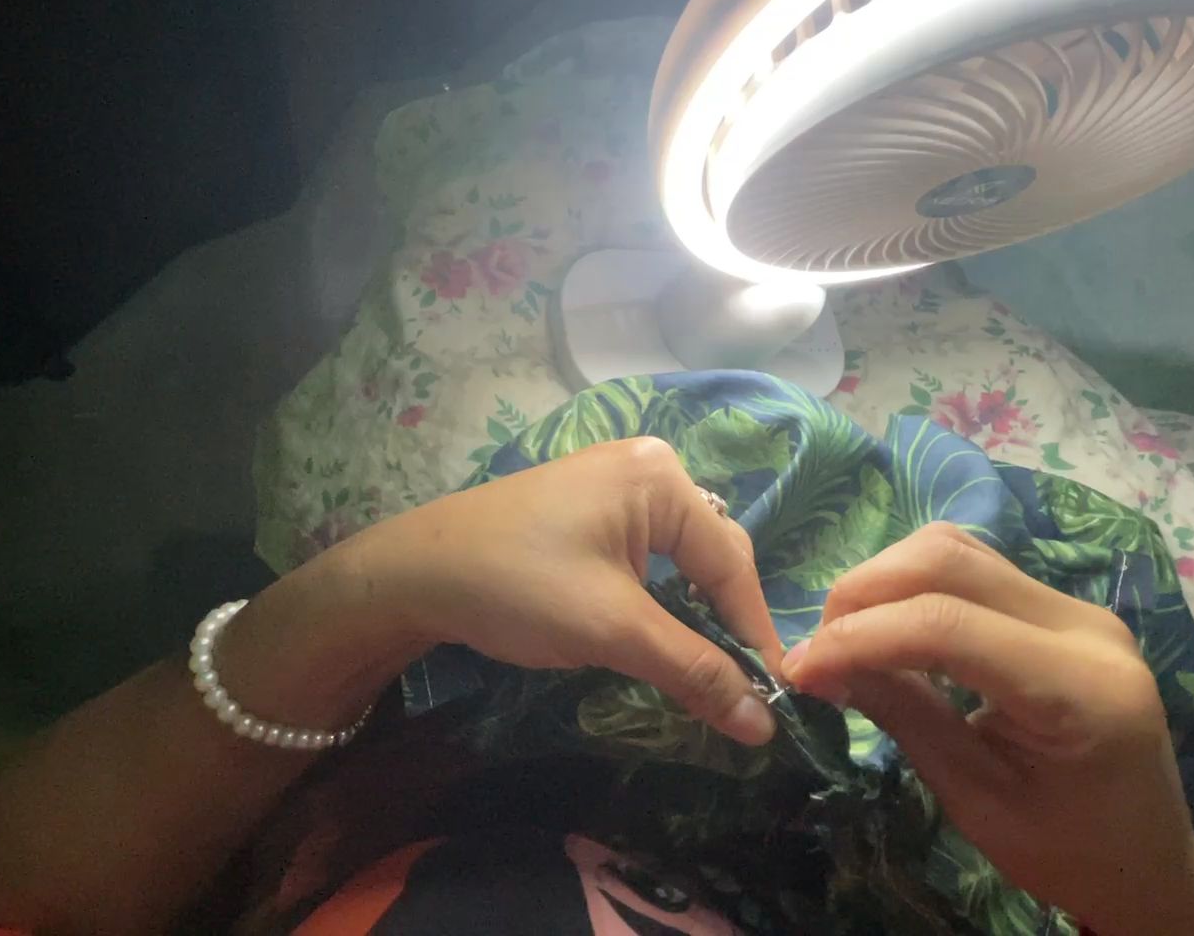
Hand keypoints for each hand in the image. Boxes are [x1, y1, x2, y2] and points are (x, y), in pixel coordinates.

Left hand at [229, 438, 782, 745]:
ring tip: (712, 662)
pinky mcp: (592, 501)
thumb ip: (694, 671)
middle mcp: (648, 465)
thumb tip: (764, 728)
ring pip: (681, 552)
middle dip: (726, 618)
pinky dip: (663, 591)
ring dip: (696, 608)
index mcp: (661, 477)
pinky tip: (665, 623)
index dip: (755, 633)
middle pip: (711, 551)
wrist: (415, 571)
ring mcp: (616, 479)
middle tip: (743, 686)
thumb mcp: (613, 630)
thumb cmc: (519, 587)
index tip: (777, 700)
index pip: (730, 561)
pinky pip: (650, 548)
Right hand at [782, 524, 1193, 935]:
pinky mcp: (1051, 600)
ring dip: (880, 580)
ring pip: (949, 547)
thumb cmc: (1065, 852)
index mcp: (1082, 691)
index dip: (858, 637)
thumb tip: (814, 664)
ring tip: (849, 634)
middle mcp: (1083, 625)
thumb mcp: (972, 799)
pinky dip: (907, 580)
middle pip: (943, 561)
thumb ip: (898, 713)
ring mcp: (1071, 603)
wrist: (1145, 861)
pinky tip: (889, 622)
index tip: (800, 667)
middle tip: (821, 649)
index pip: (946, 627)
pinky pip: (964, 561)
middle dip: (861, 594)